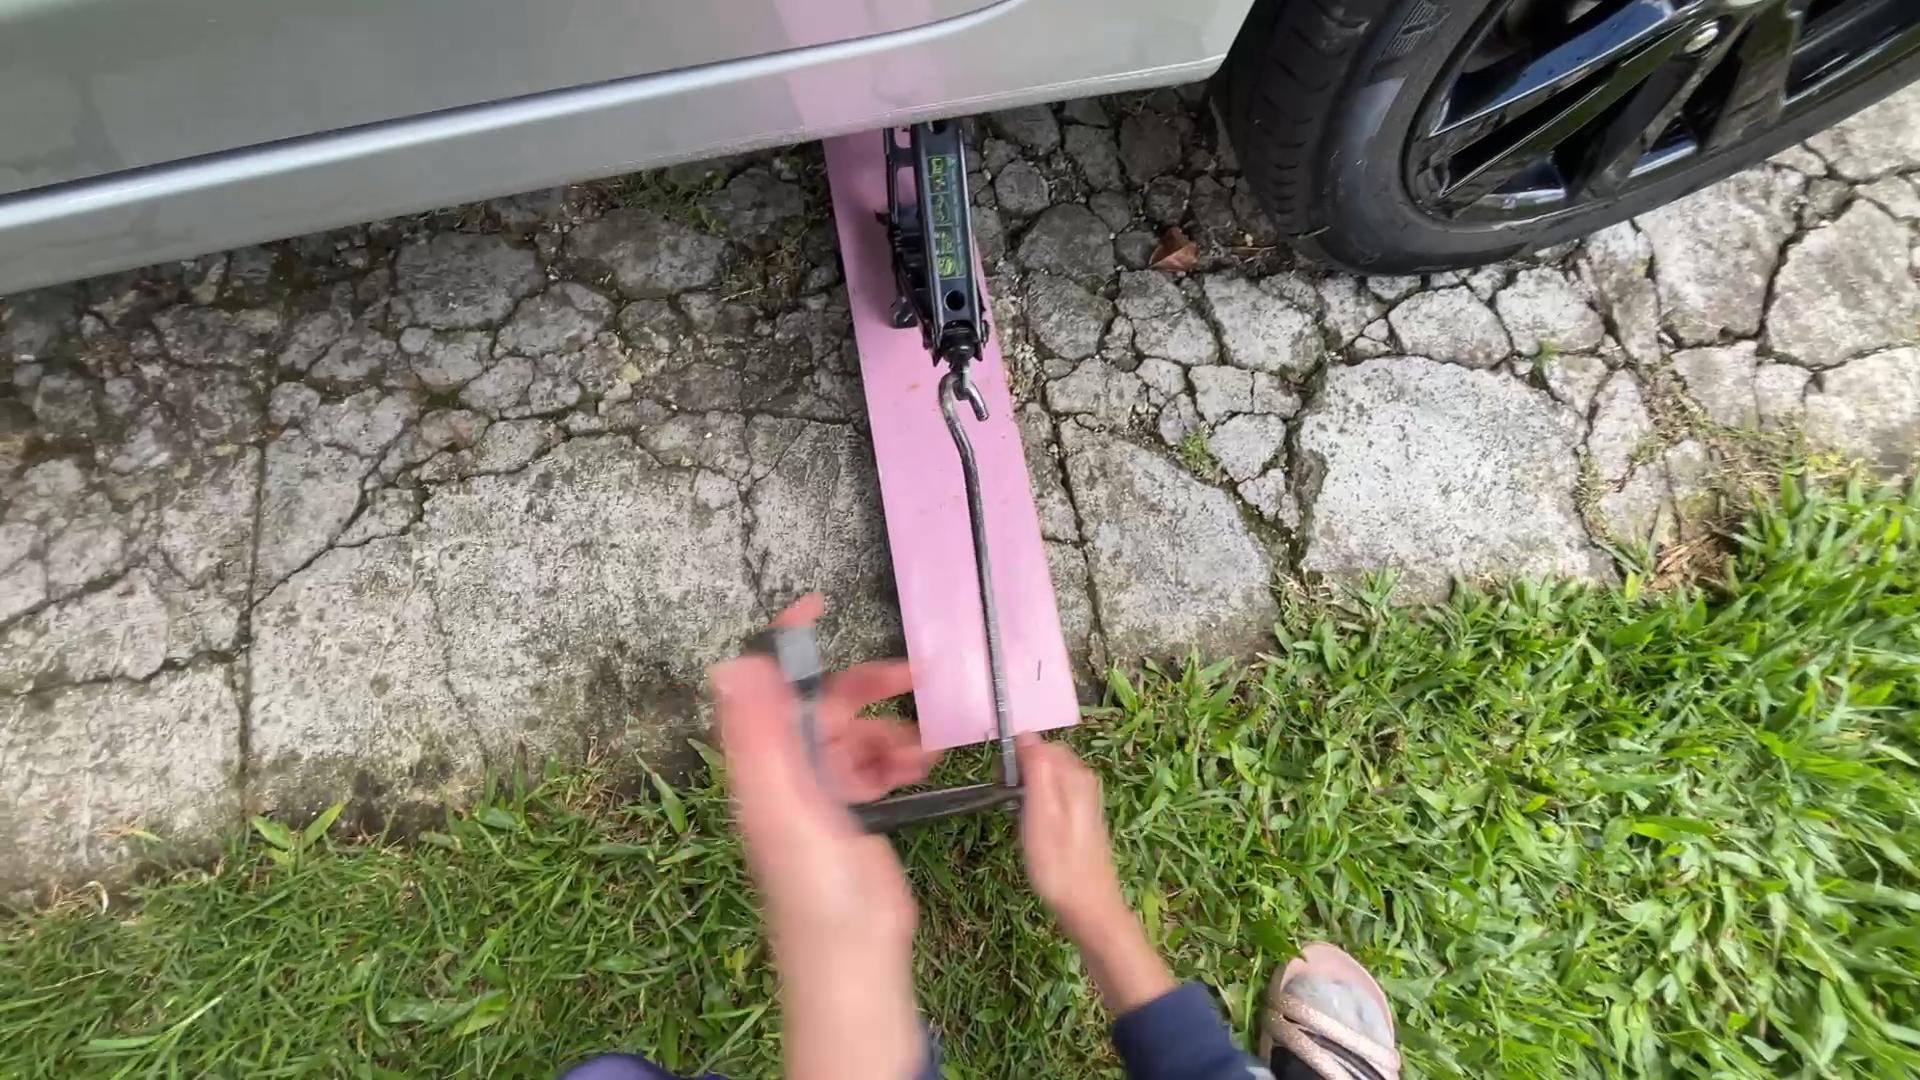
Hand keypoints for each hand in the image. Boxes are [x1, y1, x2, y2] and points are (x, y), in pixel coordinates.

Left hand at [709, 594, 934, 1079]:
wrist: (854, 959)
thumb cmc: (818, 891)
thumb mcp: (786, 811)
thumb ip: (759, 739)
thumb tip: (731, 666)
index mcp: (763, 763)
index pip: (764, 683)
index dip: (784, 641)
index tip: (816, 604)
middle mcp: (786, 769)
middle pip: (825, 703)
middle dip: (868, 685)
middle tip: (913, 676)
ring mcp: (819, 788)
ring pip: (858, 731)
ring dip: (892, 729)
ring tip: (923, 749)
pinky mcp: (851, 808)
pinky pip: (875, 761)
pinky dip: (898, 755)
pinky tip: (921, 766)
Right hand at [1017, 735, 1174, 1013]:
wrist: (1089, 909)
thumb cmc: (1058, 863)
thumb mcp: (1039, 811)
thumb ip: (1035, 768)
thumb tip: (1026, 733)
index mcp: (1074, 774)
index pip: (1038, 743)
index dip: (1016, 757)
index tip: (1001, 781)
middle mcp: (1083, 779)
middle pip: (1045, 757)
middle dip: (1022, 771)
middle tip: (1007, 799)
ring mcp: (1084, 798)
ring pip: (1048, 776)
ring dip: (1028, 788)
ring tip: (1018, 816)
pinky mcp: (1081, 816)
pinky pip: (1054, 794)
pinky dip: (1038, 803)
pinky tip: (1033, 827)